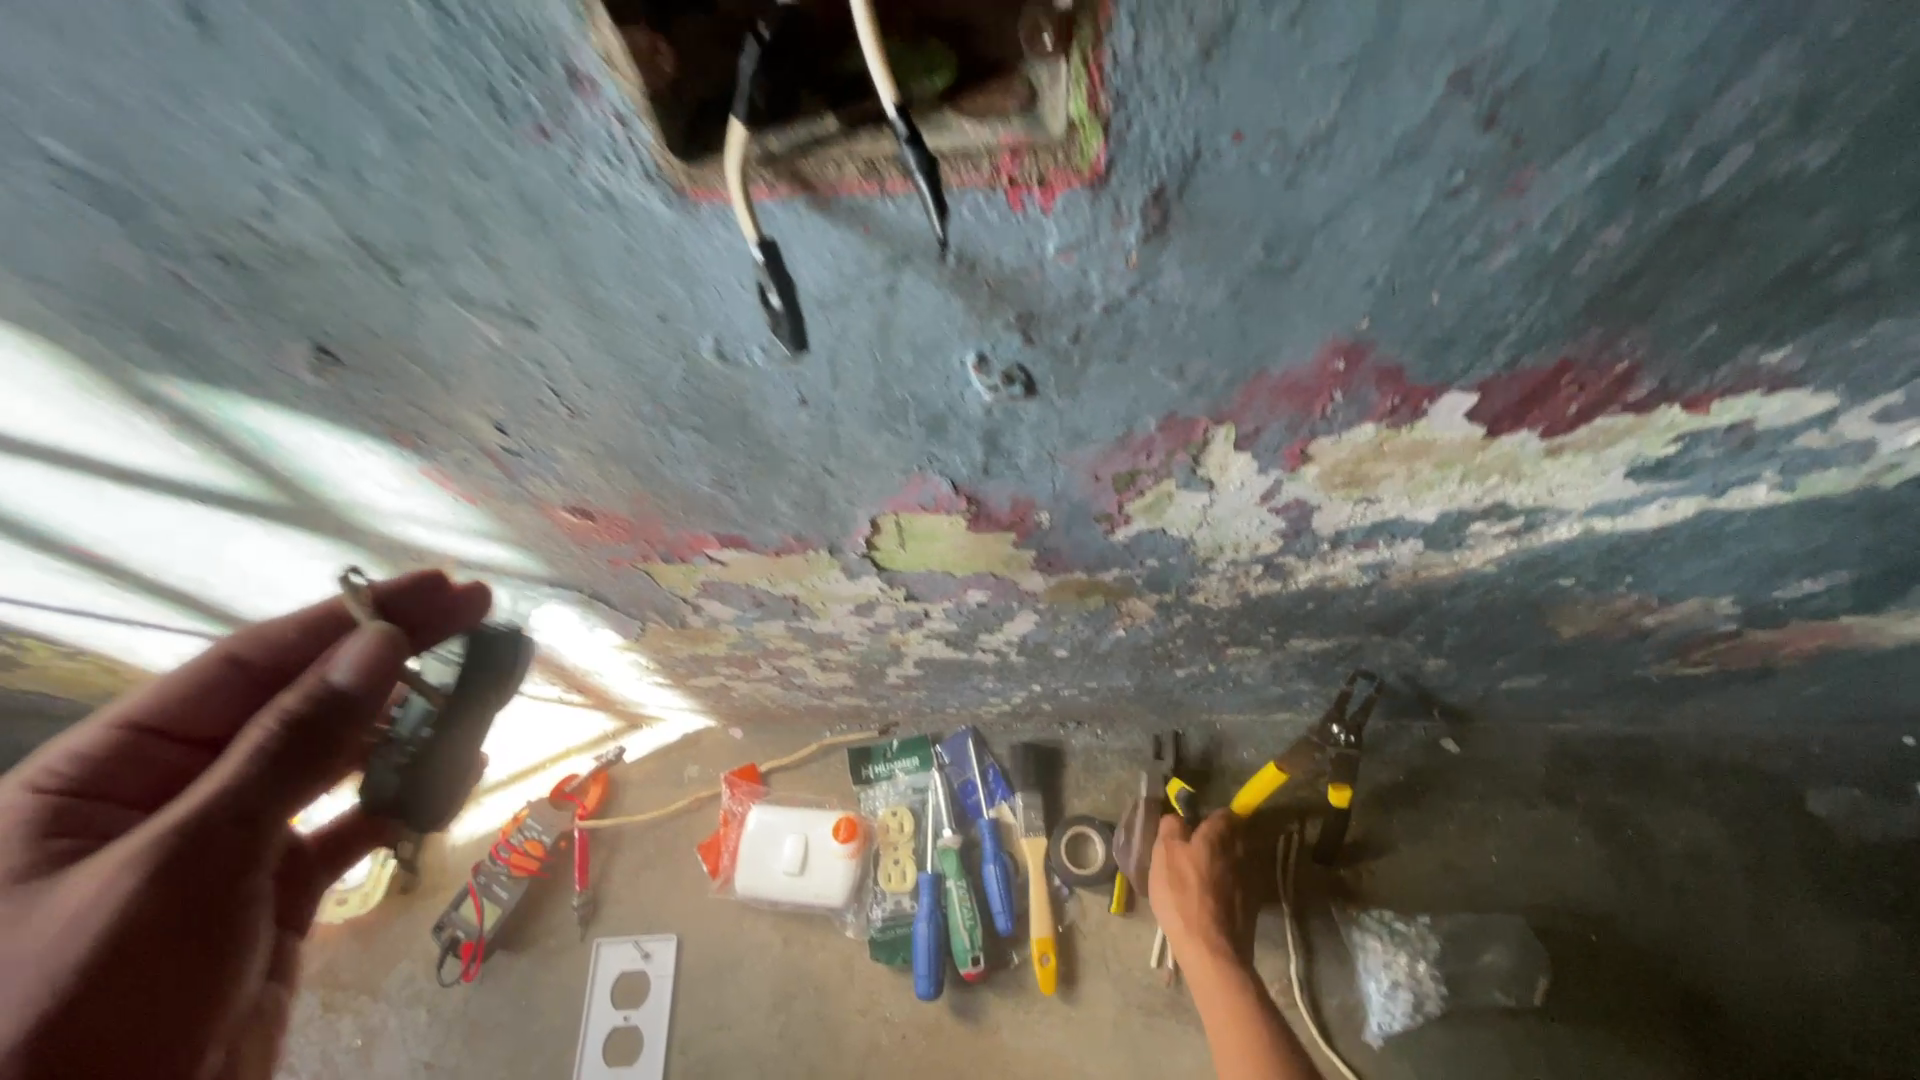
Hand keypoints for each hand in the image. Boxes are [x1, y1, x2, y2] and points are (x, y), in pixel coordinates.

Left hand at [0, 571, 489, 1079]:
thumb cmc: (87, 1005)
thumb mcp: (188, 861)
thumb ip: (288, 747)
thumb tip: (379, 646)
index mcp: (106, 774)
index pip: (248, 668)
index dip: (348, 620)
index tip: (437, 587)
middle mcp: (169, 798)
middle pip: (300, 706)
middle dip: (391, 661)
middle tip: (478, 614)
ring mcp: (226, 851)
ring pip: (334, 763)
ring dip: (409, 726)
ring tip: (482, 689)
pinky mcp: (273, 902)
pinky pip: (350, 828)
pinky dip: (404, 800)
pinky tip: (455, 773)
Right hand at [1148, 809, 1246, 966]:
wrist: (1212, 949)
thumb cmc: (1182, 895)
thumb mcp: (1164, 855)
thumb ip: (1171, 828)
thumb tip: (1177, 817)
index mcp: (1220, 835)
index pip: (1223, 813)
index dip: (1208, 818)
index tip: (1193, 830)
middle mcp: (1242, 851)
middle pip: (1234, 836)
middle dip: (1219, 840)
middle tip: (1195, 853)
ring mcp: (1251, 879)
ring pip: (1238, 861)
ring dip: (1224, 864)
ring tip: (1203, 879)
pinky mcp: (1254, 904)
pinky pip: (1240, 885)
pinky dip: (1230, 887)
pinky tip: (1213, 900)